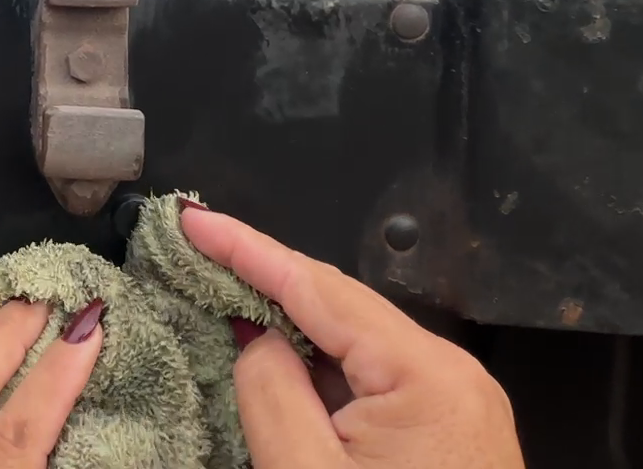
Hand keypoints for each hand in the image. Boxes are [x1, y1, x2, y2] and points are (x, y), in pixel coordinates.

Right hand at [182, 206, 523, 468]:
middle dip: (262, 267)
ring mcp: (452, 399)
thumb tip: (256, 330)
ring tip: (220, 278)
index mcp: (426, 376)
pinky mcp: (443, 426)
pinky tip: (271, 340)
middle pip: (335, 298)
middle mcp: (450, 372)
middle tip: (196, 242)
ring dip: (283, 308)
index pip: (315, 286)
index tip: (190, 217)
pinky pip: (362, 367)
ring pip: (348, 331)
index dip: (244, 245)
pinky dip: (311, 352)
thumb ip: (269, 386)